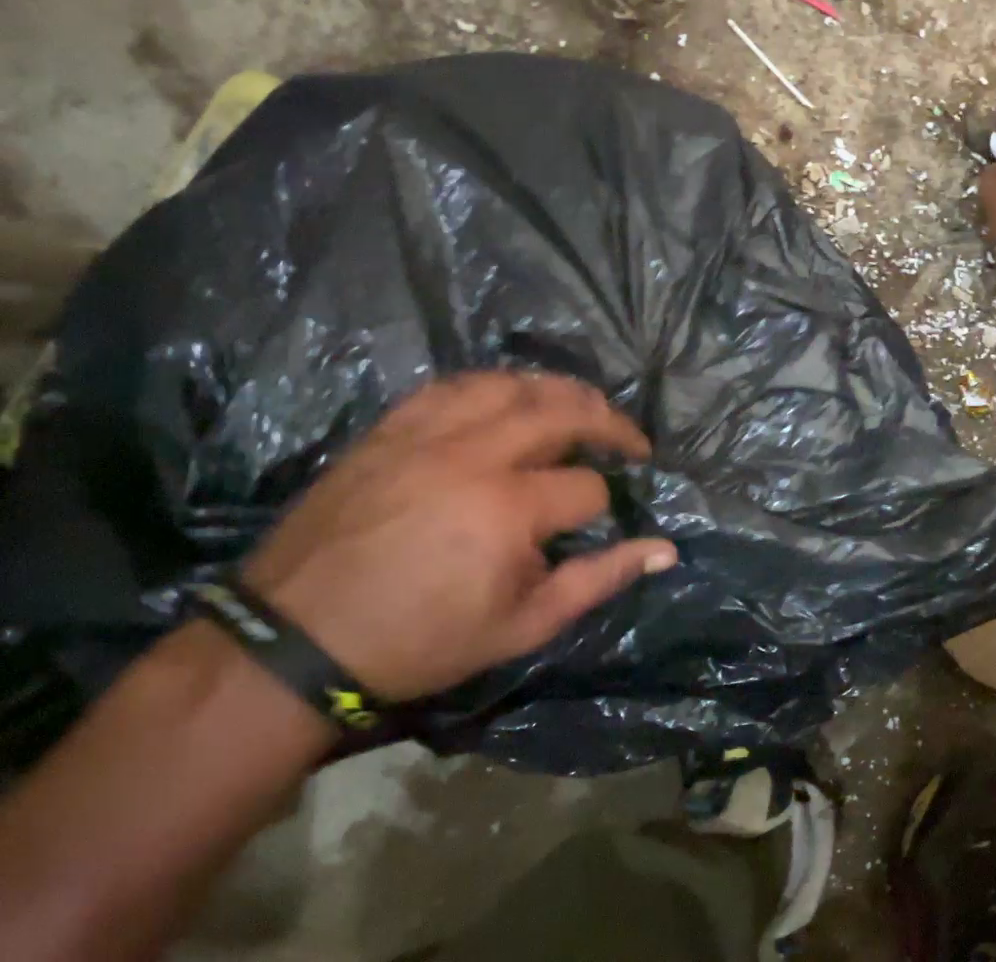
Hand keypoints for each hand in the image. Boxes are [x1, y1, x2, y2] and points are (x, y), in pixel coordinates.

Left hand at [239, 373, 678, 701]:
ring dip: (555, 390)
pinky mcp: (386, 434)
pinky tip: (507, 400)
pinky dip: (491, 387)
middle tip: (631, 441)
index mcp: (508, 509)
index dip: (607, 503)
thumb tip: (666, 550)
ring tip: (580, 406)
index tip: (606, 522)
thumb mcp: (525, 625)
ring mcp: (423, 438)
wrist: (297, 642)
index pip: (588, 486)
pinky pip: (447, 388)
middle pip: (560, 412)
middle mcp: (472, 456)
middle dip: (608, 424)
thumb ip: (600, 579)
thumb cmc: (422, 641)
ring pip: (506, 386)